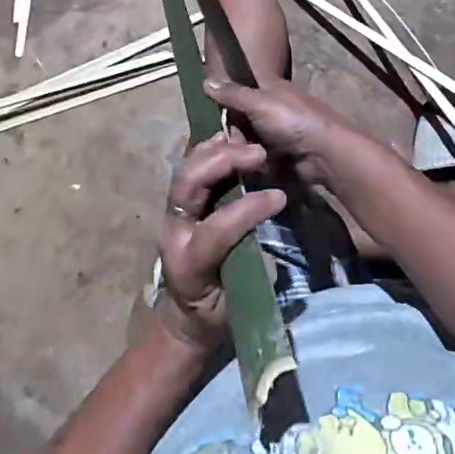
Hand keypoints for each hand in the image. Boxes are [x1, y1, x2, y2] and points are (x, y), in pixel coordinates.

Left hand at [154, 133, 286, 350]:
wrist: (185, 317)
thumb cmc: (218, 310)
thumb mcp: (239, 299)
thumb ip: (256, 268)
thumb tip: (280, 241)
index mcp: (191, 263)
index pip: (215, 229)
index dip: (248, 209)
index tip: (280, 198)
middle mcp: (175, 232)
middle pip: (187, 185)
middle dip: (222, 163)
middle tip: (259, 153)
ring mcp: (173, 215)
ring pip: (184, 169)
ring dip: (215, 149)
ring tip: (248, 141)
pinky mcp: (179, 203)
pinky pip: (189, 166)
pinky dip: (209, 148)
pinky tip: (231, 137)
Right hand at [203, 78, 359, 183]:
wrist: (324, 153)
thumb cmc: (293, 120)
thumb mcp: (260, 102)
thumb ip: (234, 94)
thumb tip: (206, 80)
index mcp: (270, 92)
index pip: (237, 96)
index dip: (222, 107)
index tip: (207, 119)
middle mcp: (271, 112)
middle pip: (237, 123)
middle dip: (229, 135)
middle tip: (225, 144)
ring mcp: (274, 136)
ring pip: (243, 144)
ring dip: (238, 152)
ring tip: (233, 159)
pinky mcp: (277, 158)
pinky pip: (254, 160)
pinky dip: (249, 164)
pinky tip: (242, 169)